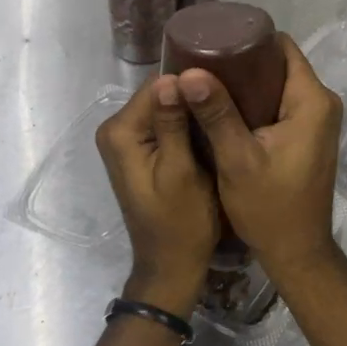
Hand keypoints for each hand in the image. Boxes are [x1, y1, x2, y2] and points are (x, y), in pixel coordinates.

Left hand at [95, 76, 219, 315]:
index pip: (158, 84)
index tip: (227, 90)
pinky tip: (212, 128)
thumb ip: (172, 126)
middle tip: (230, 105)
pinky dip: (187, 124)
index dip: (193, 84)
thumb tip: (170, 81)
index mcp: (120, 132)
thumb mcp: (181, 173)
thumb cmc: (181, 222)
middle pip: (160, 93)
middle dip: (193, 97)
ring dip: (193, 110)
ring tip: (226, 113)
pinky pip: (165, 122)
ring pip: (165, 106)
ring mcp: (126, 140)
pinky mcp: (140, 150)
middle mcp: (116, 129)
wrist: (172, 264)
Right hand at [175, 34, 343, 277]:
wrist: (296, 251)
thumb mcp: (237, 159)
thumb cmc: (270, 207)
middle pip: (280, 64)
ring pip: (279, 85)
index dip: (248, 40)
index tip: (213, 41)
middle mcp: (322, 104)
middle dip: (243, 61)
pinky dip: (256, 102)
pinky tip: (224, 106)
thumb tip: (187, 72)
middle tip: (202, 63)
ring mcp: (318, 121)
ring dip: (247, 83)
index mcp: (312, 101)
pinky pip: (281, 104)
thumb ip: (216, 113)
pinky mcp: (309, 136)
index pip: (283, 48)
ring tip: (207, 80)